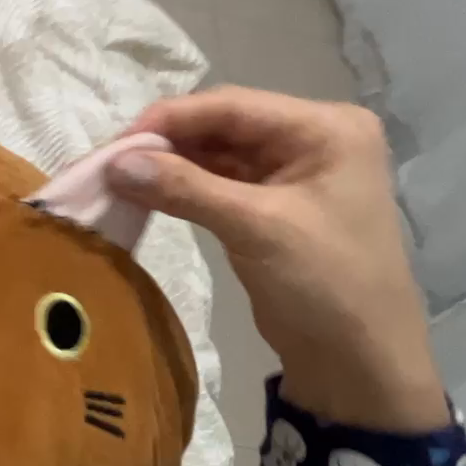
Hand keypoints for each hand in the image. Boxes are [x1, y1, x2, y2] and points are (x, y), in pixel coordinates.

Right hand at [106, 86, 449, 431]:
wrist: (358, 359)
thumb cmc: (323, 283)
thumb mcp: (254, 228)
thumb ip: (184, 188)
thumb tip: (114, 164)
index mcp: (325, 127)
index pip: (231, 105)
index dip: (167, 120)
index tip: (113, 146)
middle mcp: (310, 138)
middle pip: (221, 125)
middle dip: (163, 143)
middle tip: (107, 166)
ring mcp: (291, 173)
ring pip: (214, 154)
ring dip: (167, 166)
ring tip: (117, 180)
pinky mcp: (271, 205)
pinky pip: (216, 183)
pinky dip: (180, 188)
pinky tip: (145, 195)